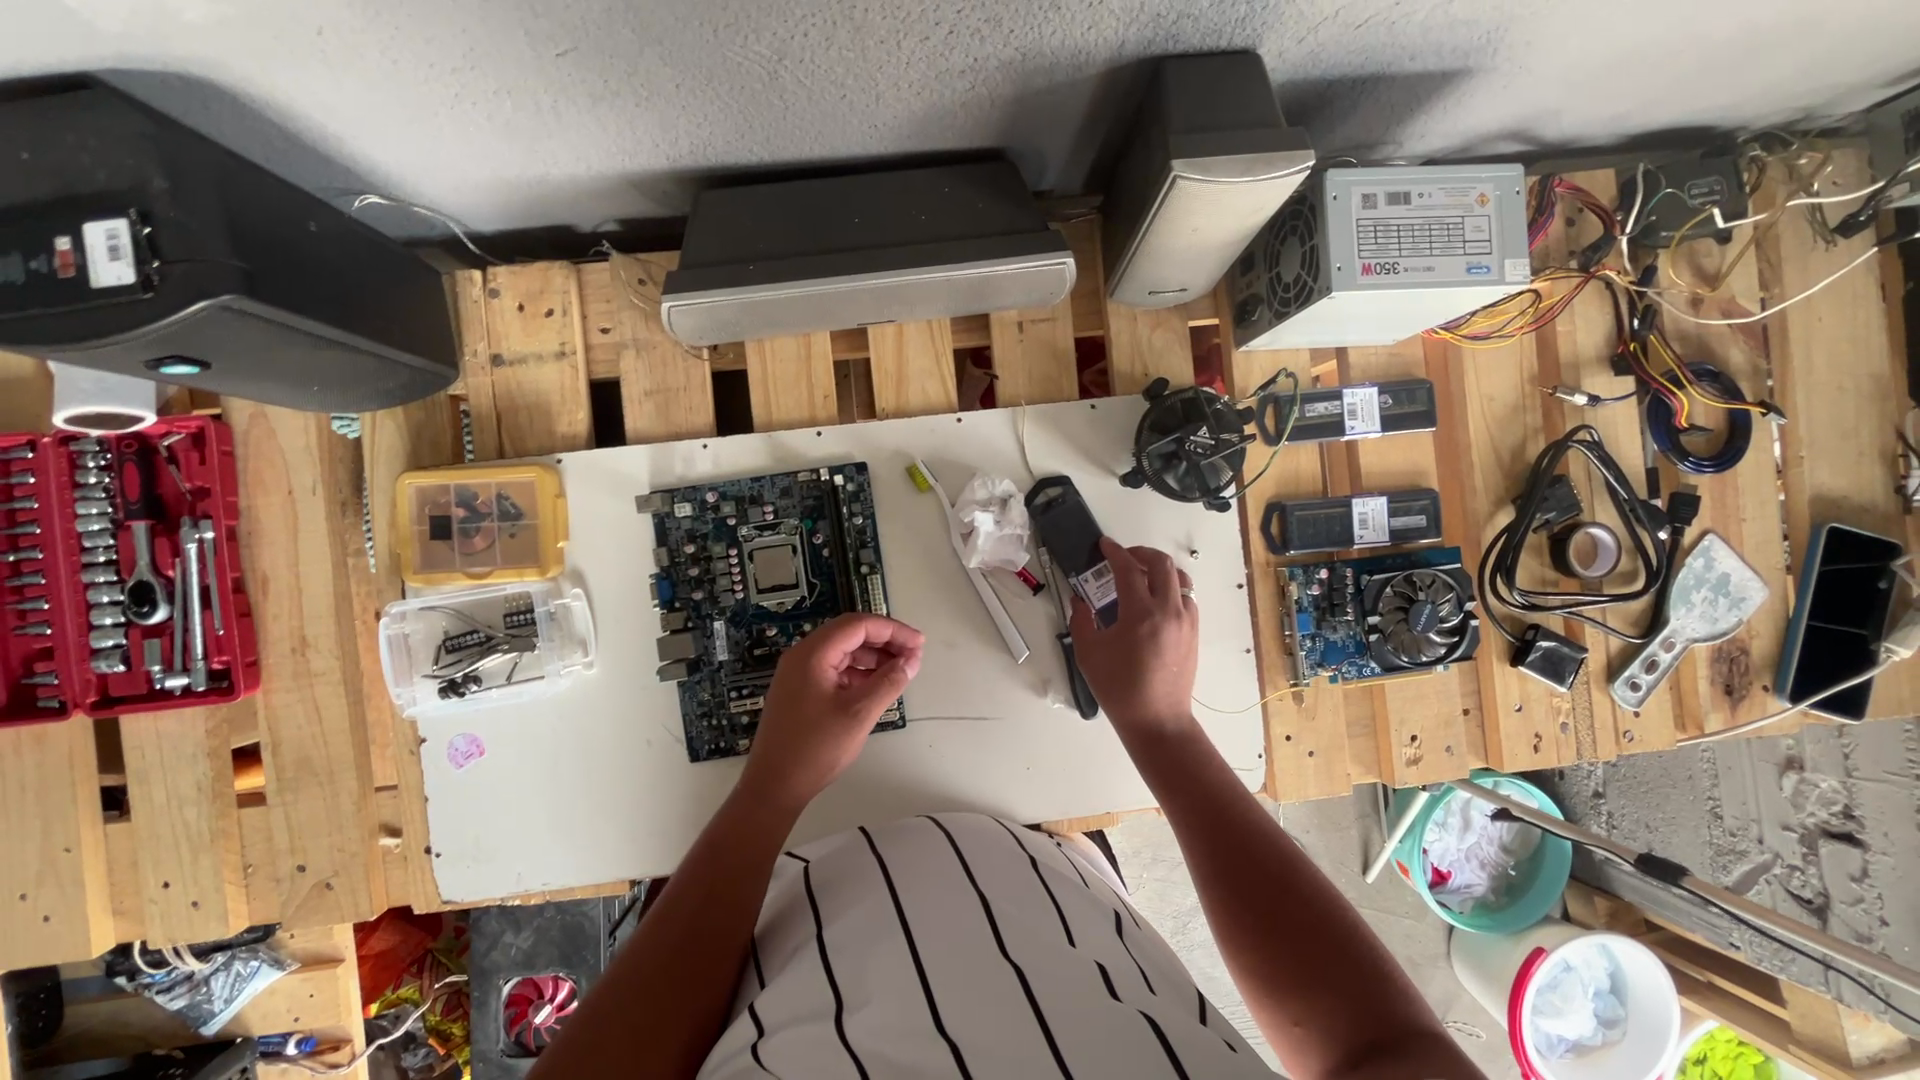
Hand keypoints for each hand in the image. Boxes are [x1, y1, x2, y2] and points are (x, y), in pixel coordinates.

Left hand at [740, 614, 923, 808]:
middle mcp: (803, 656)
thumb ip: (888, 682)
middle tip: (913, 657)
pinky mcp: (800, 691)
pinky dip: (859, 673)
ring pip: (843, 652)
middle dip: (885, 641)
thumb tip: (911, 661)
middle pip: (850, 634)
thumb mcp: (859, 713)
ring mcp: (799, 674)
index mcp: (812, 654)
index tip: (919, 644)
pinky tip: (877, 687)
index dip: (893, 630)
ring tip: (900, 672)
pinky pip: (835, 670)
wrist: (774, 785)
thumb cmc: (815, 748)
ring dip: (873, 657)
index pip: (858, 625)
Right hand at [1069, 538, 1198, 737]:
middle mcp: (1169, 611)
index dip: (1115, 552)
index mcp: (1141, 614)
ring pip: (1180, 578)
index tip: (1104, 545)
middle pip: (1162, 564)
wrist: (1157, 720)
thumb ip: (1081, 620)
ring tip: (1141, 575)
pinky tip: (1154, 601)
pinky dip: (1170, 588)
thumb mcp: (1089, 653)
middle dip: (1141, 553)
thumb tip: (1080, 601)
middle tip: (1123, 557)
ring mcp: (1186, 621)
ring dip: (1159, 569)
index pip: (1129, 569)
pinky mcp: (1193, 633)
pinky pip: (1186, 598)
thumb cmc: (1119, 688)